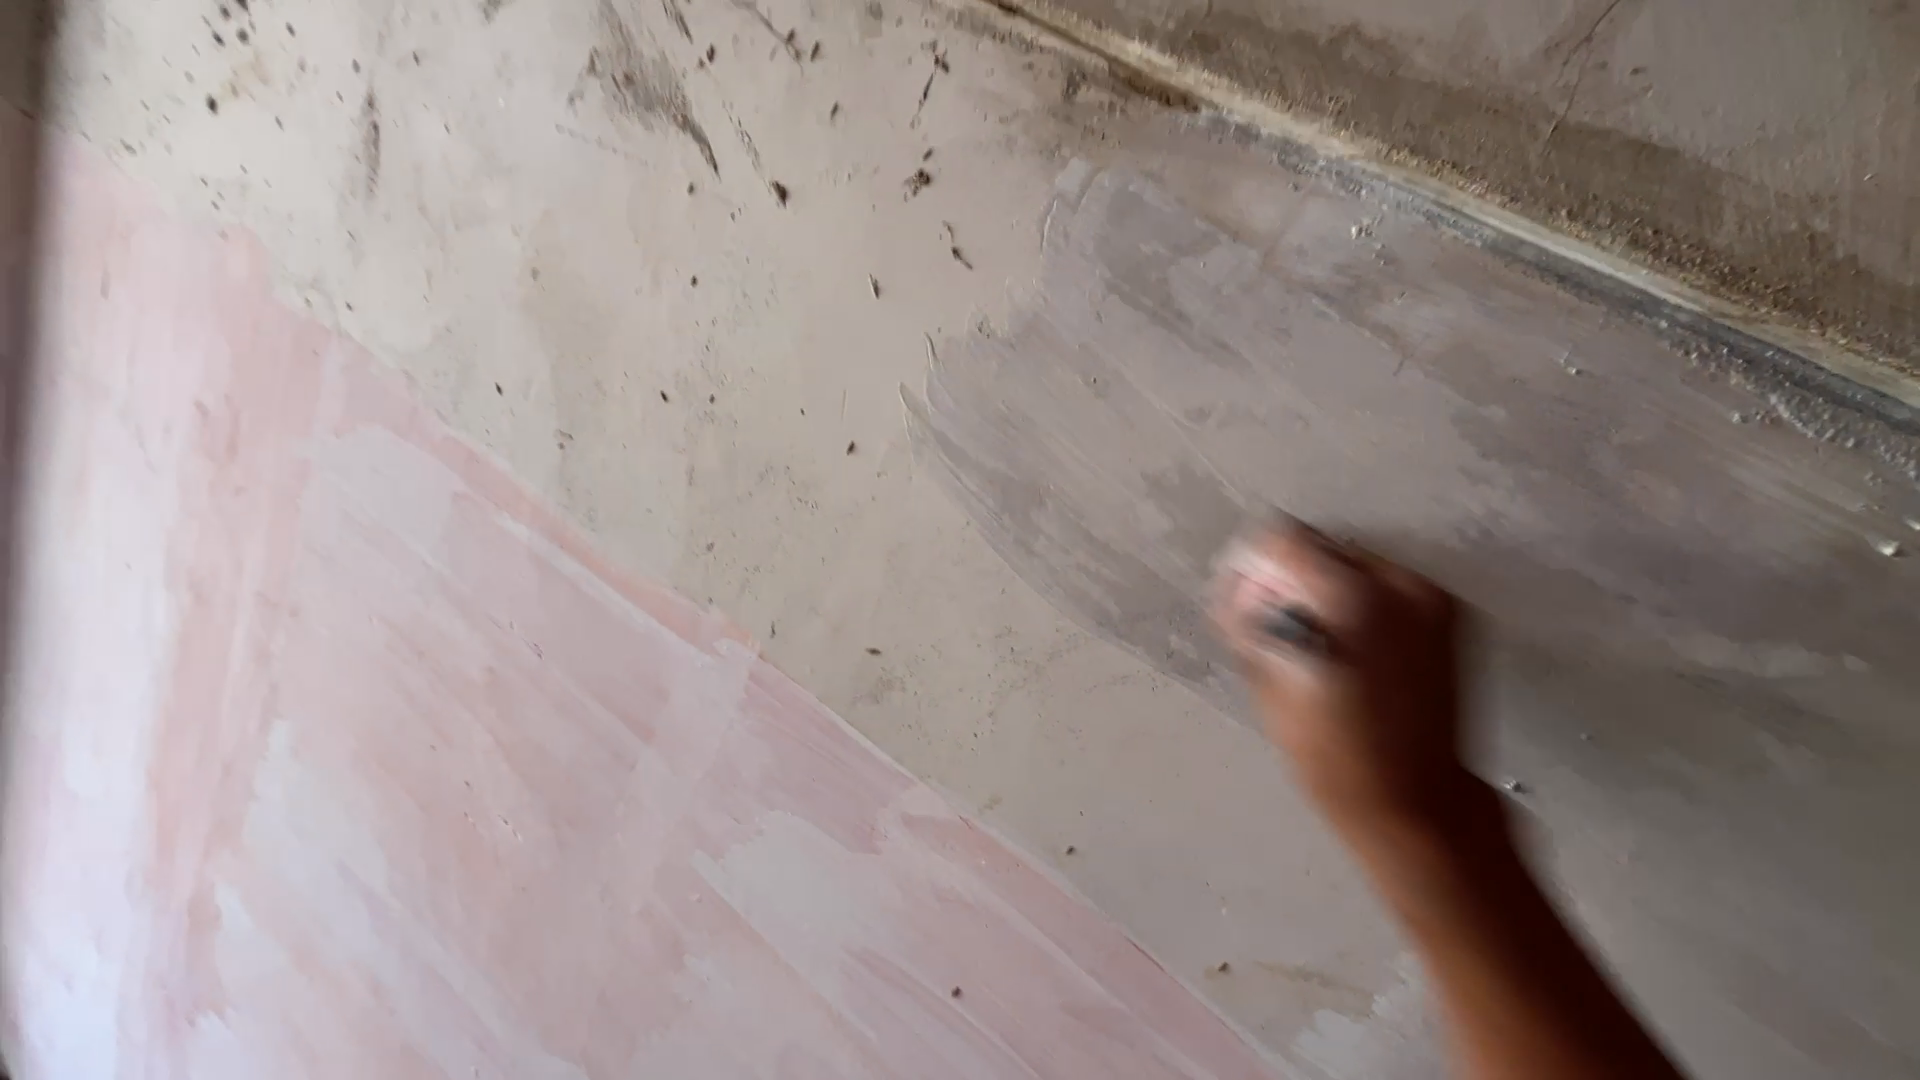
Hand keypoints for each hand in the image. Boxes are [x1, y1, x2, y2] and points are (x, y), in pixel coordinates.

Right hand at [1210, 517, 1487, 838]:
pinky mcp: (1447, 615)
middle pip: (1320, 549)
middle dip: (1290, 580)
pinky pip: (1383, 587)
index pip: (1284, 539)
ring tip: (1317, 644)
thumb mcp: (1269, 682)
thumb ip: (1249, 618)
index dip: (1256, 567)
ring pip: (1352, 565)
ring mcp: (1431, 598)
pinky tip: (1349, 649)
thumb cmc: (1331, 754)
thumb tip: (1240, 583)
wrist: (1417, 801)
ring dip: (1324, 591)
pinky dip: (1358, 604)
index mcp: (1350, 598)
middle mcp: (1399, 584)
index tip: (1249, 600)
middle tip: (1279, 628)